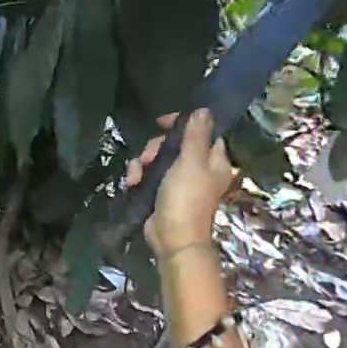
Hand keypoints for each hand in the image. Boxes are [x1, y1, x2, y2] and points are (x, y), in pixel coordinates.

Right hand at [125, 109, 234, 258]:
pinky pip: (149, 174)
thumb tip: (204, 110)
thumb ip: (196, 135)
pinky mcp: (161, 192)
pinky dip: (139, 176)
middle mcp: (199, 169)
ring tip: (137, 175)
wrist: (172, 237)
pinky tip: (132, 183)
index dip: (183, 124)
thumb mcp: (191, 162)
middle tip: (149, 157)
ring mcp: (179, 181)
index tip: (163, 122)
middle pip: (175, 144)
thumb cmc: (186, 198)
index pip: (202, 132)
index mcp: (214, 161)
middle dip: (156, 147)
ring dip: (143, 162)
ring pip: (158, 159)